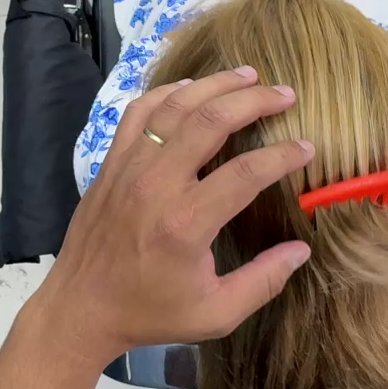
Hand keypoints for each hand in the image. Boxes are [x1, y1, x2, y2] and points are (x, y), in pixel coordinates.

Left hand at [28, 67, 315, 365]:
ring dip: (214, 84)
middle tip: (284, 94)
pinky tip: (191, 87)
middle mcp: (157, 184)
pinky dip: (167, 92)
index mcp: (187, 223)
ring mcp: (129, 167)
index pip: (247, 172)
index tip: (306, 147)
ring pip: (174, 106)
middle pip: (210, 120)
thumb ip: (264, 281)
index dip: (283, 155)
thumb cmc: (150, 312)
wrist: (80, 307)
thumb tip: (302, 250)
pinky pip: (139, 112)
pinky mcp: (111, 162)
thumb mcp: (215, 313)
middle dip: (254, 100)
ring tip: (248, 74)